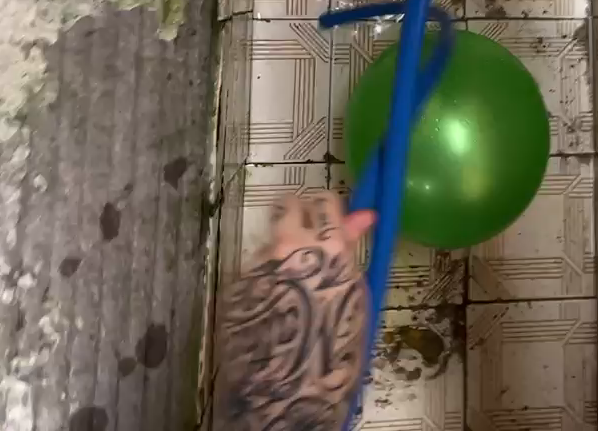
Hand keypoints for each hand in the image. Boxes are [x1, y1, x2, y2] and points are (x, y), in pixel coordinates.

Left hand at [218, 192, 376, 430]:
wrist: (286, 395)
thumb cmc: (335, 352)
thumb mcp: (354, 298)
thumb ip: (351, 253)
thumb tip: (361, 218)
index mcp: (329, 247)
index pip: (326, 202)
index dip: (328, 209)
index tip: (329, 219)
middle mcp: (290, 245)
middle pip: (289, 207)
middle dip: (296, 216)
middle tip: (303, 239)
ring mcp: (259, 264)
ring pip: (269, 241)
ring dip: (279, 253)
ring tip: (288, 289)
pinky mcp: (236, 286)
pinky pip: (253, 271)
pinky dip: (262, 281)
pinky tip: (271, 308)